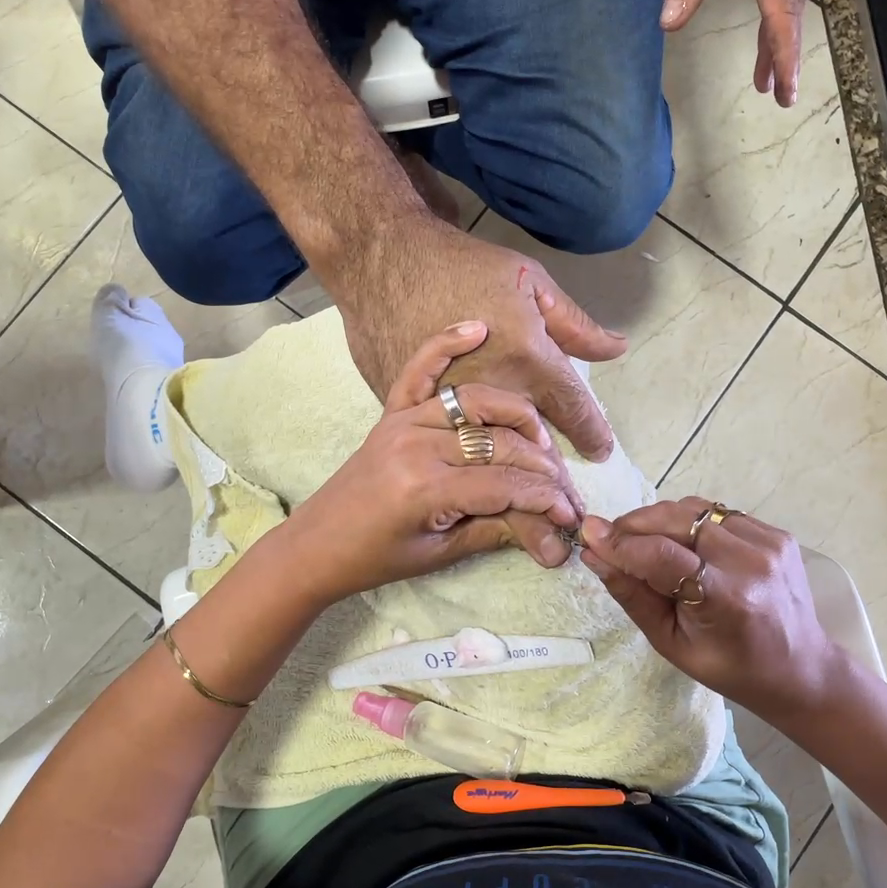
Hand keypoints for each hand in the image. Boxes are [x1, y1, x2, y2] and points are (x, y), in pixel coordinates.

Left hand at [280, 322, 583, 603]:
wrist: (314, 545)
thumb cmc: (375, 558)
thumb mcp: (439, 555)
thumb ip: (497, 533)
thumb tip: (557, 540)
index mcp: (426, 489)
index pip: (506, 484)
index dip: (546, 500)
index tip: (571, 515)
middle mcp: (416, 445)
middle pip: (500, 444)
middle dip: (543, 469)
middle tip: (567, 490)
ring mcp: (403, 422)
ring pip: (476, 404)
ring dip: (518, 415)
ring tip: (544, 439)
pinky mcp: (391, 412)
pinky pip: (420, 370)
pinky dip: (445, 344)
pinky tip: (477, 328)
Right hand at [331, 217, 627, 463]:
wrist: (384, 262)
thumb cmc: (463, 265)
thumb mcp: (528, 281)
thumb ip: (574, 323)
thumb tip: (616, 349)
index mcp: (529, 361)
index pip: (575, 412)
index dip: (593, 435)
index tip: (601, 452)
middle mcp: (493, 394)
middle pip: (534, 445)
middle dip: (550, 464)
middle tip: (561, 481)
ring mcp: (450, 409)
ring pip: (491, 454)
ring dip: (511, 472)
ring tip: (524, 482)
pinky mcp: (410, 417)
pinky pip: (445, 443)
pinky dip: (462, 452)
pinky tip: (470, 462)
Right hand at [577, 497, 839, 718]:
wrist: (801, 668)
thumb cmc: (730, 667)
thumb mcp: (671, 643)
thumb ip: (632, 595)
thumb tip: (594, 555)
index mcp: (726, 598)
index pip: (661, 555)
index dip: (620, 543)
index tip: (588, 534)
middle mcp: (750, 561)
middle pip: (676, 519)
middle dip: (634, 524)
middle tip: (610, 538)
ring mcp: (768, 542)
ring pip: (694, 509)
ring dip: (661, 521)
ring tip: (645, 543)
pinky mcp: (775, 533)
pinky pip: (717, 513)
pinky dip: (691, 524)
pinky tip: (686, 547)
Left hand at [662, 0, 814, 106]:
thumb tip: (670, 23)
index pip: (780, 11)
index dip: (783, 53)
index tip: (785, 90)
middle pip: (789, 8)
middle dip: (784, 53)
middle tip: (781, 96)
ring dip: (778, 36)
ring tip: (768, 77)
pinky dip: (776, 9)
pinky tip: (769, 28)